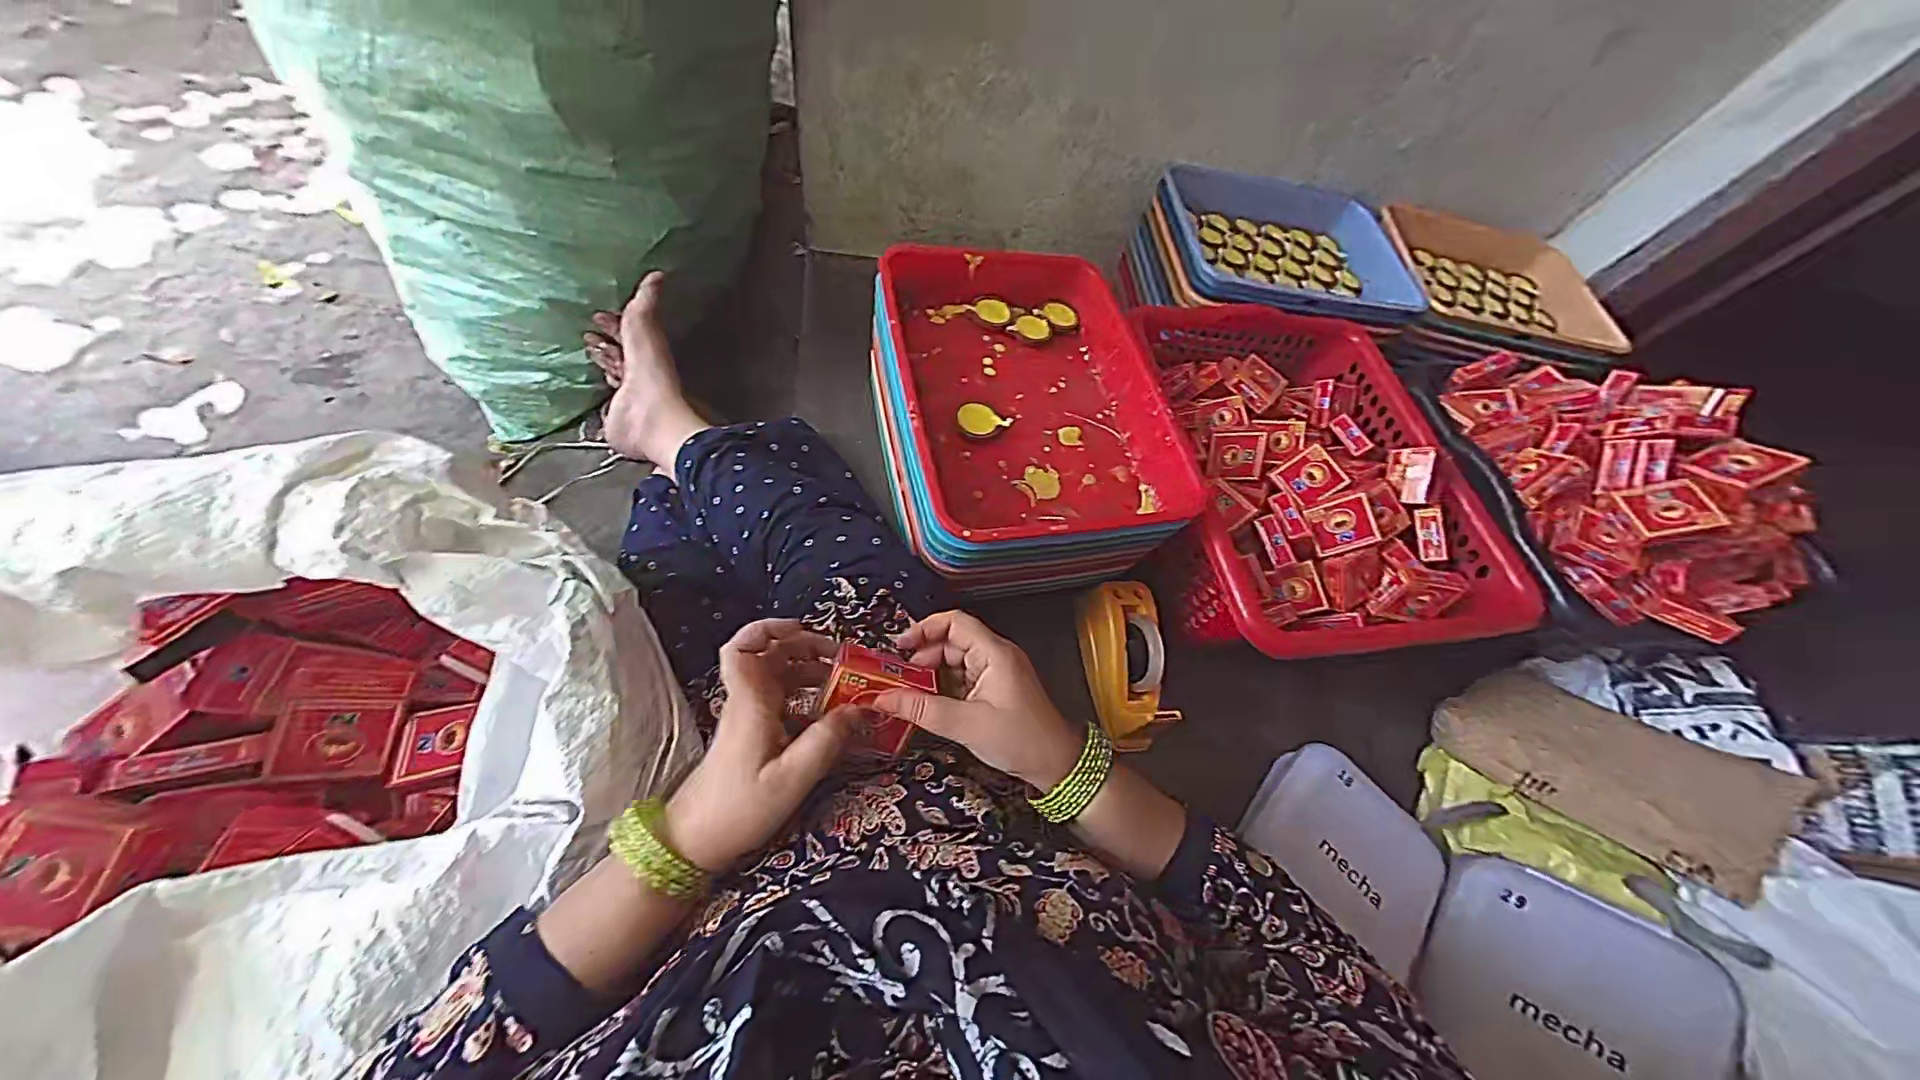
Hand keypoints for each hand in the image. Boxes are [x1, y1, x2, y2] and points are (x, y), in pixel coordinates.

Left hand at [662, 619, 859, 872]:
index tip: (802, 628)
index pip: (743, 647)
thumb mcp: (792, 778)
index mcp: (751, 703)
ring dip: (809, 670)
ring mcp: (749, 716)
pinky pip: (782, 698)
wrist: (695, 841)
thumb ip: (828, 740)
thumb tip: (860, 708)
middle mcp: (747, 702)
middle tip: (842, 658)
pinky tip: (829, 713)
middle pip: (771, 655)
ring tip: (843, 681)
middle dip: (807, 647)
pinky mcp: (753, 732)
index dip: (768, 628)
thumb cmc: (738, 808)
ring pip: (778, 675)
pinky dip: (806, 696)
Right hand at [873, 611, 1084, 790]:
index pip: (954, 622)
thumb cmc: (1023, 740)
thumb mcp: (965, 725)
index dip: (924, 629)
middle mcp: (996, 655)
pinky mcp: (995, 687)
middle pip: (951, 641)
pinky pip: (963, 676)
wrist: (1058, 764)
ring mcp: (996, 671)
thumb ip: (922, 710)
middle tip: (898, 677)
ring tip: (910, 692)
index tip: (900, 646)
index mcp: (994, 653)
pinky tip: (930, 703)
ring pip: (955, 660)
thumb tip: (884, 700)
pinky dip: (944, 686)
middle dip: (922, 656)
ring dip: (932, 673)